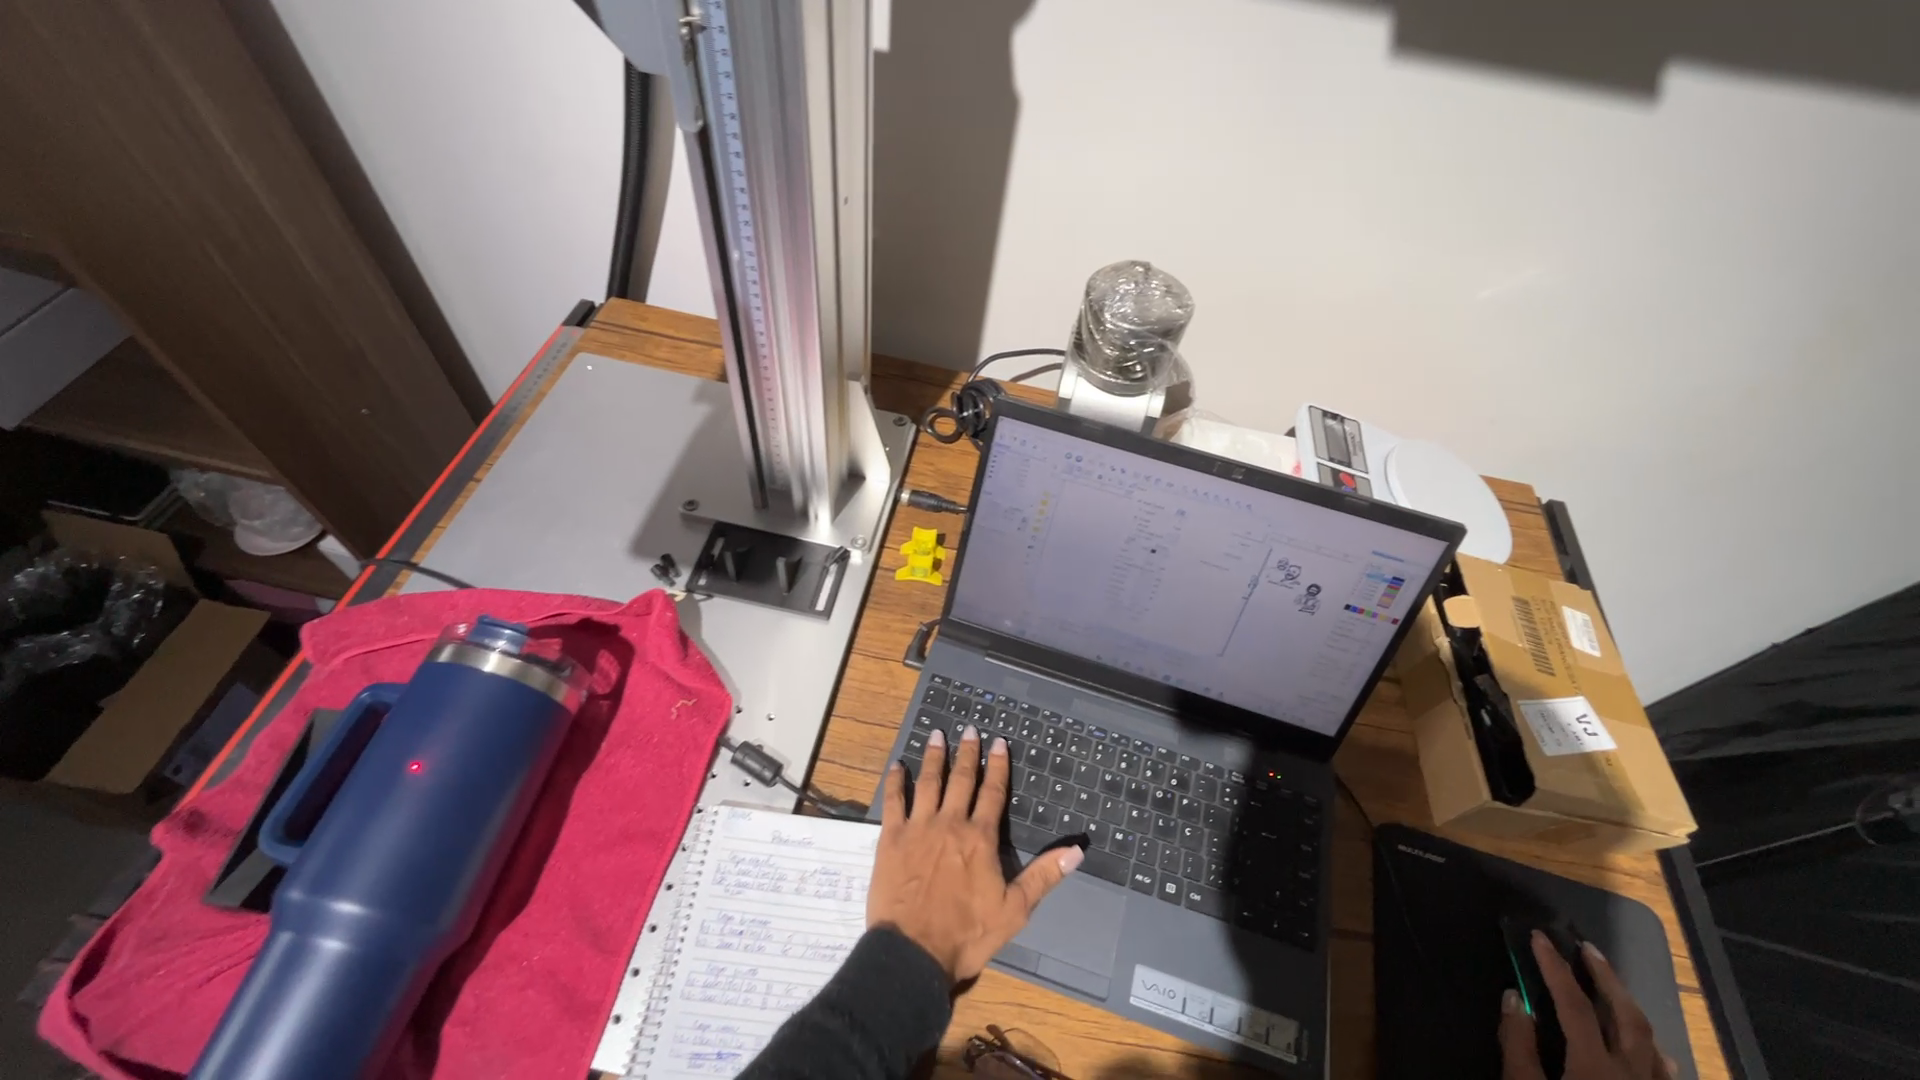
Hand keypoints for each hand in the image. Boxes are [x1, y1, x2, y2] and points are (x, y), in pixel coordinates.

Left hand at [869, 726, 1082, 983]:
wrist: (913, 952)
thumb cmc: (967, 934)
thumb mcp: (1015, 910)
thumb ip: (1044, 876)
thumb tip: (1077, 850)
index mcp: (980, 838)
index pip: (993, 792)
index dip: (998, 766)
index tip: (999, 742)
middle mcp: (950, 824)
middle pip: (961, 780)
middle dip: (967, 753)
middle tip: (969, 729)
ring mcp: (917, 829)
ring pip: (928, 783)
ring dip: (934, 758)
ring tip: (937, 735)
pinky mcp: (890, 839)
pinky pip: (893, 802)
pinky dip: (895, 782)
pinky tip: (898, 766)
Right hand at [1500, 931, 1679, 1079]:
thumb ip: (1518, 1046)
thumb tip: (1514, 997)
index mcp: (1594, 1068)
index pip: (1572, 1003)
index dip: (1554, 967)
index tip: (1538, 938)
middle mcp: (1634, 1076)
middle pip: (1626, 1016)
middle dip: (1606, 977)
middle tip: (1586, 949)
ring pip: (1653, 1043)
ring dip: (1630, 1009)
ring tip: (1612, 989)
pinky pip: (1666, 1075)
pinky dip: (1653, 1051)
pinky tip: (1648, 1051)